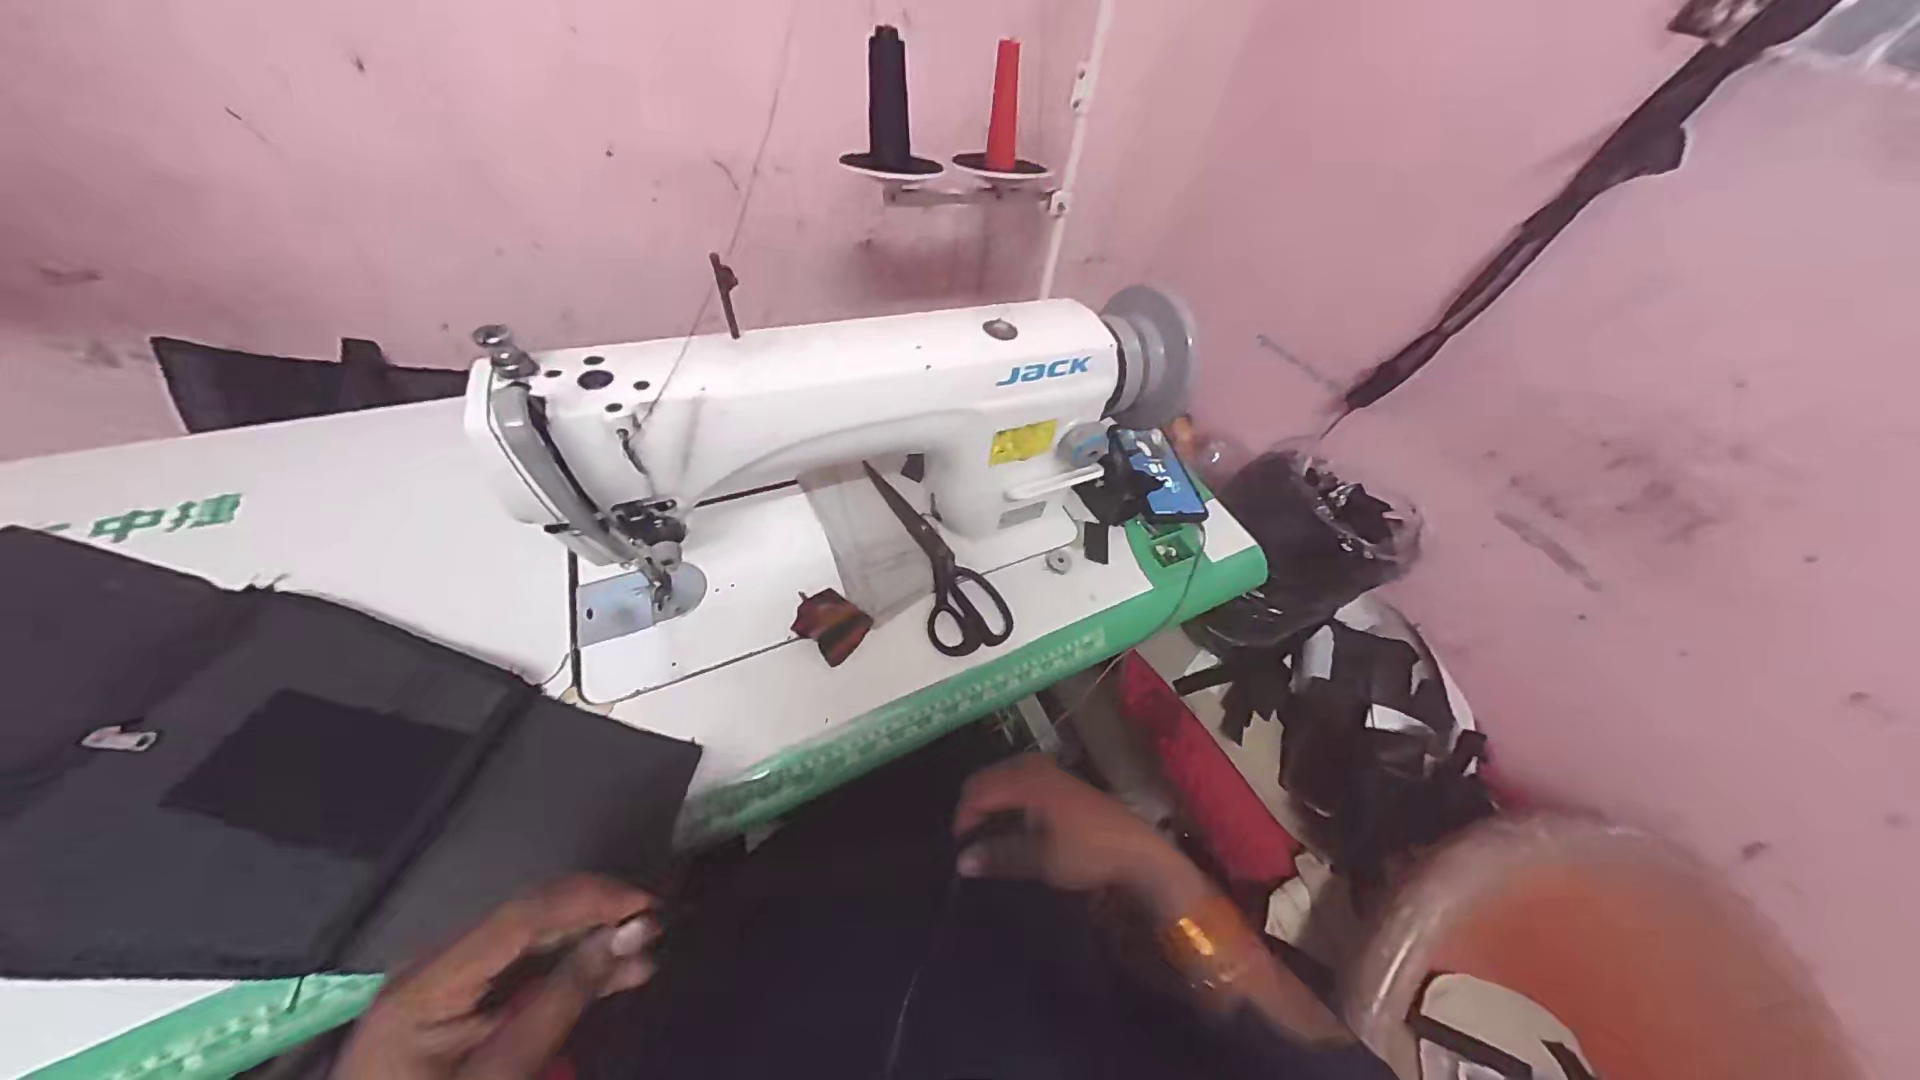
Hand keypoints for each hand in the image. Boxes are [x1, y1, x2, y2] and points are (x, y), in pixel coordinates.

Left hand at [332, 876, 657, 1079]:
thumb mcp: (502, 1075)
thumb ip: (565, 999)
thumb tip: (633, 932)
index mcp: (429, 982)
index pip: (525, 914)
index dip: (593, 898)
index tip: (647, 904)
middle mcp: (438, 960)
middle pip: (536, 915)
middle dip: (601, 914)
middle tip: (656, 925)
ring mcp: (452, 971)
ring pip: (542, 931)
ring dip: (596, 936)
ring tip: (645, 951)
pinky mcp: (469, 987)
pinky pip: (533, 957)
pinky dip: (577, 959)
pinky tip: (617, 968)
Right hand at [952, 754, 1208, 912]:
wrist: (1137, 848)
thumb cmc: (1087, 851)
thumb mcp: (1041, 859)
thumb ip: (999, 855)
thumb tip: (962, 860)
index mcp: (1026, 779)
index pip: (977, 789)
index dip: (963, 818)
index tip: (961, 849)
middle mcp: (1032, 765)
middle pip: (986, 778)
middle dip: (973, 808)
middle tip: (972, 842)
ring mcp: (1047, 768)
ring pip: (1001, 779)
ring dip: (990, 803)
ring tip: (988, 836)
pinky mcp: (1057, 779)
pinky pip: (1016, 781)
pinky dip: (1006, 800)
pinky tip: (1012, 824)